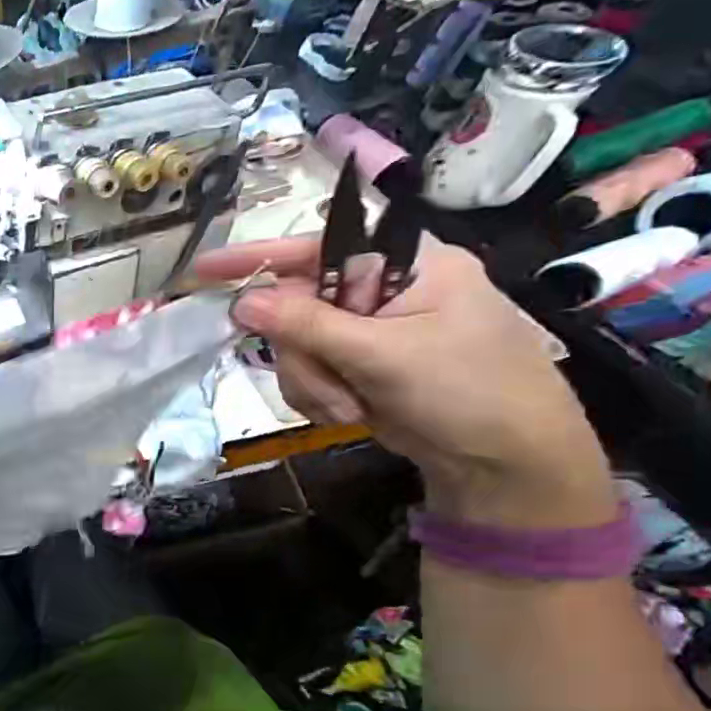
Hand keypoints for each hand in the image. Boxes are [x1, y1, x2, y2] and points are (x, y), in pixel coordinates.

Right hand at [196, 234, 616, 528]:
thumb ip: (309, 325)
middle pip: (297, 305)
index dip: (260, 256)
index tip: (208, 269)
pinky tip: (349, 413)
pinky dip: (316, 397)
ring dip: (312, 382)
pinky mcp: (355, 367)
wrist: (502, 463)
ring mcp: (366, 332)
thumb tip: (242, 302)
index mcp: (405, 263)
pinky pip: (304, 372)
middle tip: (327, 384)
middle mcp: (381, 290)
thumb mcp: (384, 355)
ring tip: (351, 407)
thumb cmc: (466, 391)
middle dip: (302, 352)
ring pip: (295, 346)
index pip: (319, 247)